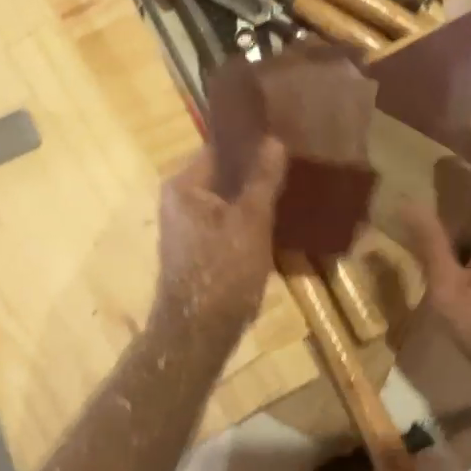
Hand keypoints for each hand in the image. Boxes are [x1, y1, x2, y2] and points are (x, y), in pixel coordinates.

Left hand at [155, 136, 287, 335]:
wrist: (199, 333)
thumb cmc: (223, 272)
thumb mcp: (251, 221)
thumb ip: (262, 180)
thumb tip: (274, 140)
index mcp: (183, 185)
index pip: (219, 148)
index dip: (249, 143)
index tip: (282, 137)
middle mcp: (178, 200)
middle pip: (223, 174)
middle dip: (255, 171)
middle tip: (293, 163)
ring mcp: (185, 226)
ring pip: (226, 200)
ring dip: (253, 197)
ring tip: (289, 188)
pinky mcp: (196, 249)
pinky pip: (224, 222)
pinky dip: (246, 220)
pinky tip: (274, 221)